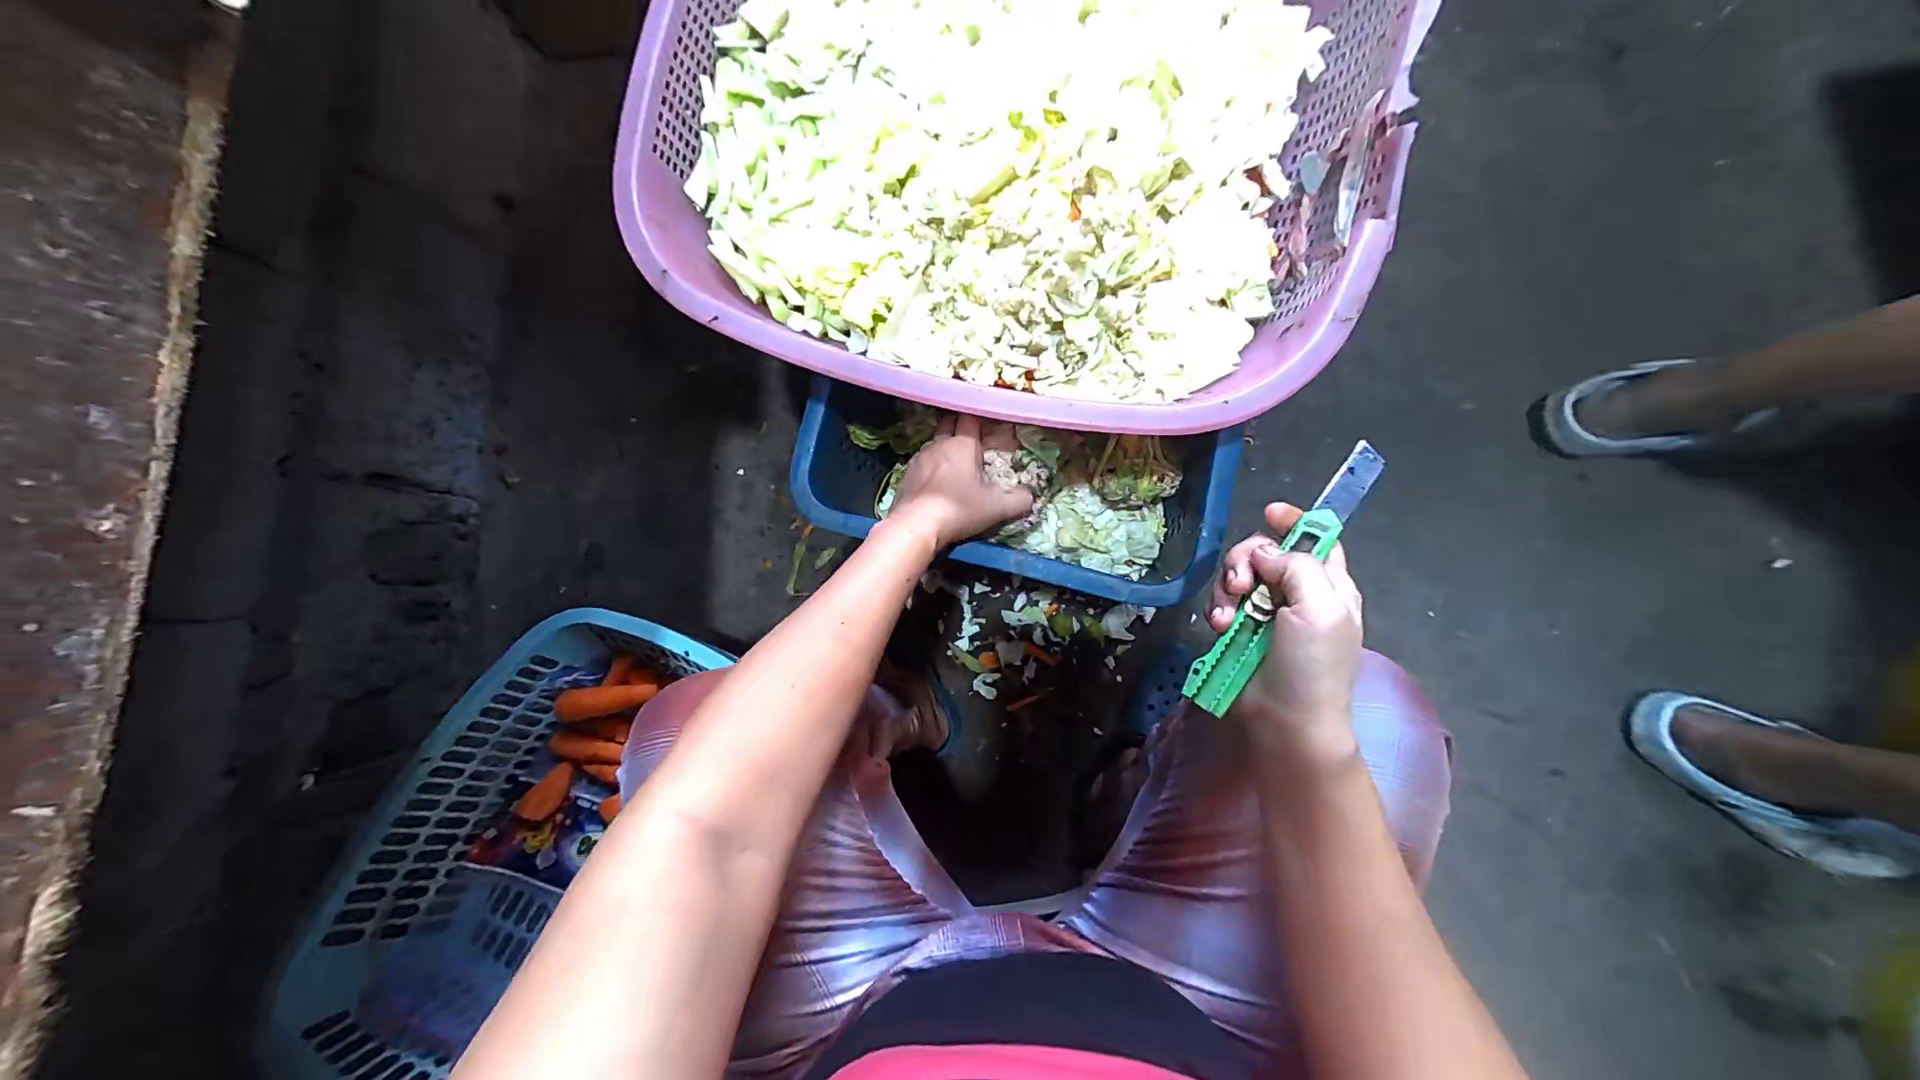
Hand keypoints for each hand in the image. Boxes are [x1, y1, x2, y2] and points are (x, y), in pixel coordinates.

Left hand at [889, 414, 1035, 547]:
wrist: (916, 526)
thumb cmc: (959, 509)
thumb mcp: (997, 508)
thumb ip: (1019, 500)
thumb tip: (1031, 497)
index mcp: (962, 443)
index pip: (971, 418)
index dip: (981, 419)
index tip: (990, 426)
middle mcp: (939, 444)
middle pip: (949, 424)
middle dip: (961, 428)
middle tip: (973, 441)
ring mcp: (919, 458)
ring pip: (935, 444)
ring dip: (945, 449)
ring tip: (955, 464)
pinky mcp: (906, 475)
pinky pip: (922, 463)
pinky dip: (931, 467)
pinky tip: (936, 482)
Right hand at [1210, 503, 1363, 763]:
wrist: (1286, 720)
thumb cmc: (1314, 666)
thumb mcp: (1321, 609)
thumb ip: (1297, 567)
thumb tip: (1264, 551)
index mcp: (1329, 585)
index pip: (1316, 538)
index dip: (1295, 521)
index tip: (1269, 512)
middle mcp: (1297, 593)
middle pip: (1266, 552)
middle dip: (1247, 558)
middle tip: (1240, 583)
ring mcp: (1266, 612)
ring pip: (1240, 575)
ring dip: (1228, 587)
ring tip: (1228, 615)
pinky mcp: (1240, 630)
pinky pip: (1223, 602)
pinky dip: (1218, 610)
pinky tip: (1220, 627)